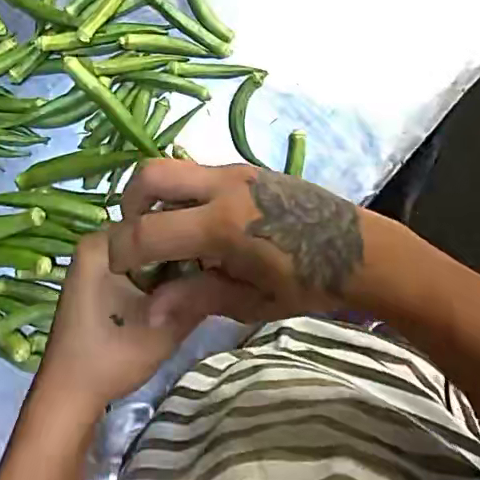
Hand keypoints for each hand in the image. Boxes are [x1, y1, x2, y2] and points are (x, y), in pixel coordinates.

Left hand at [33, 232, 252, 412]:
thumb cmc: (110, 358)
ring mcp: (96, 263)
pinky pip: (140, 267)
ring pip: (151, 253)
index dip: (194, 234)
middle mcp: (96, 244)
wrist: (70, 400)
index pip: (160, 220)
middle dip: (185, 250)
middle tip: (220, 267)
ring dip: (175, 266)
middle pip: (156, 235)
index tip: (222, 251)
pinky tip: (185, 290)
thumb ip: (200, 294)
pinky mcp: (100, 282)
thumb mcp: (165, 327)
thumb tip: (234, 269)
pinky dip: (160, 278)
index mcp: (101, 243)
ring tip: (208, 277)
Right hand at [108, 159, 369, 317]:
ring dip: (160, 197)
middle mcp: (224, 186)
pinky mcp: (250, 169)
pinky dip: (187, 195)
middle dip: (130, 204)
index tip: (120, 272)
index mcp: (221, 224)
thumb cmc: (308, 283)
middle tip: (139, 239)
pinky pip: (202, 174)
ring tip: (174, 237)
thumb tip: (149, 311)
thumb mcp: (250, 302)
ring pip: (177, 169)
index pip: (146, 231)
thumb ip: (196, 298)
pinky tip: (206, 229)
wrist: (358, 250)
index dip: (121, 253)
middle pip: (151, 174)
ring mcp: (238, 171)